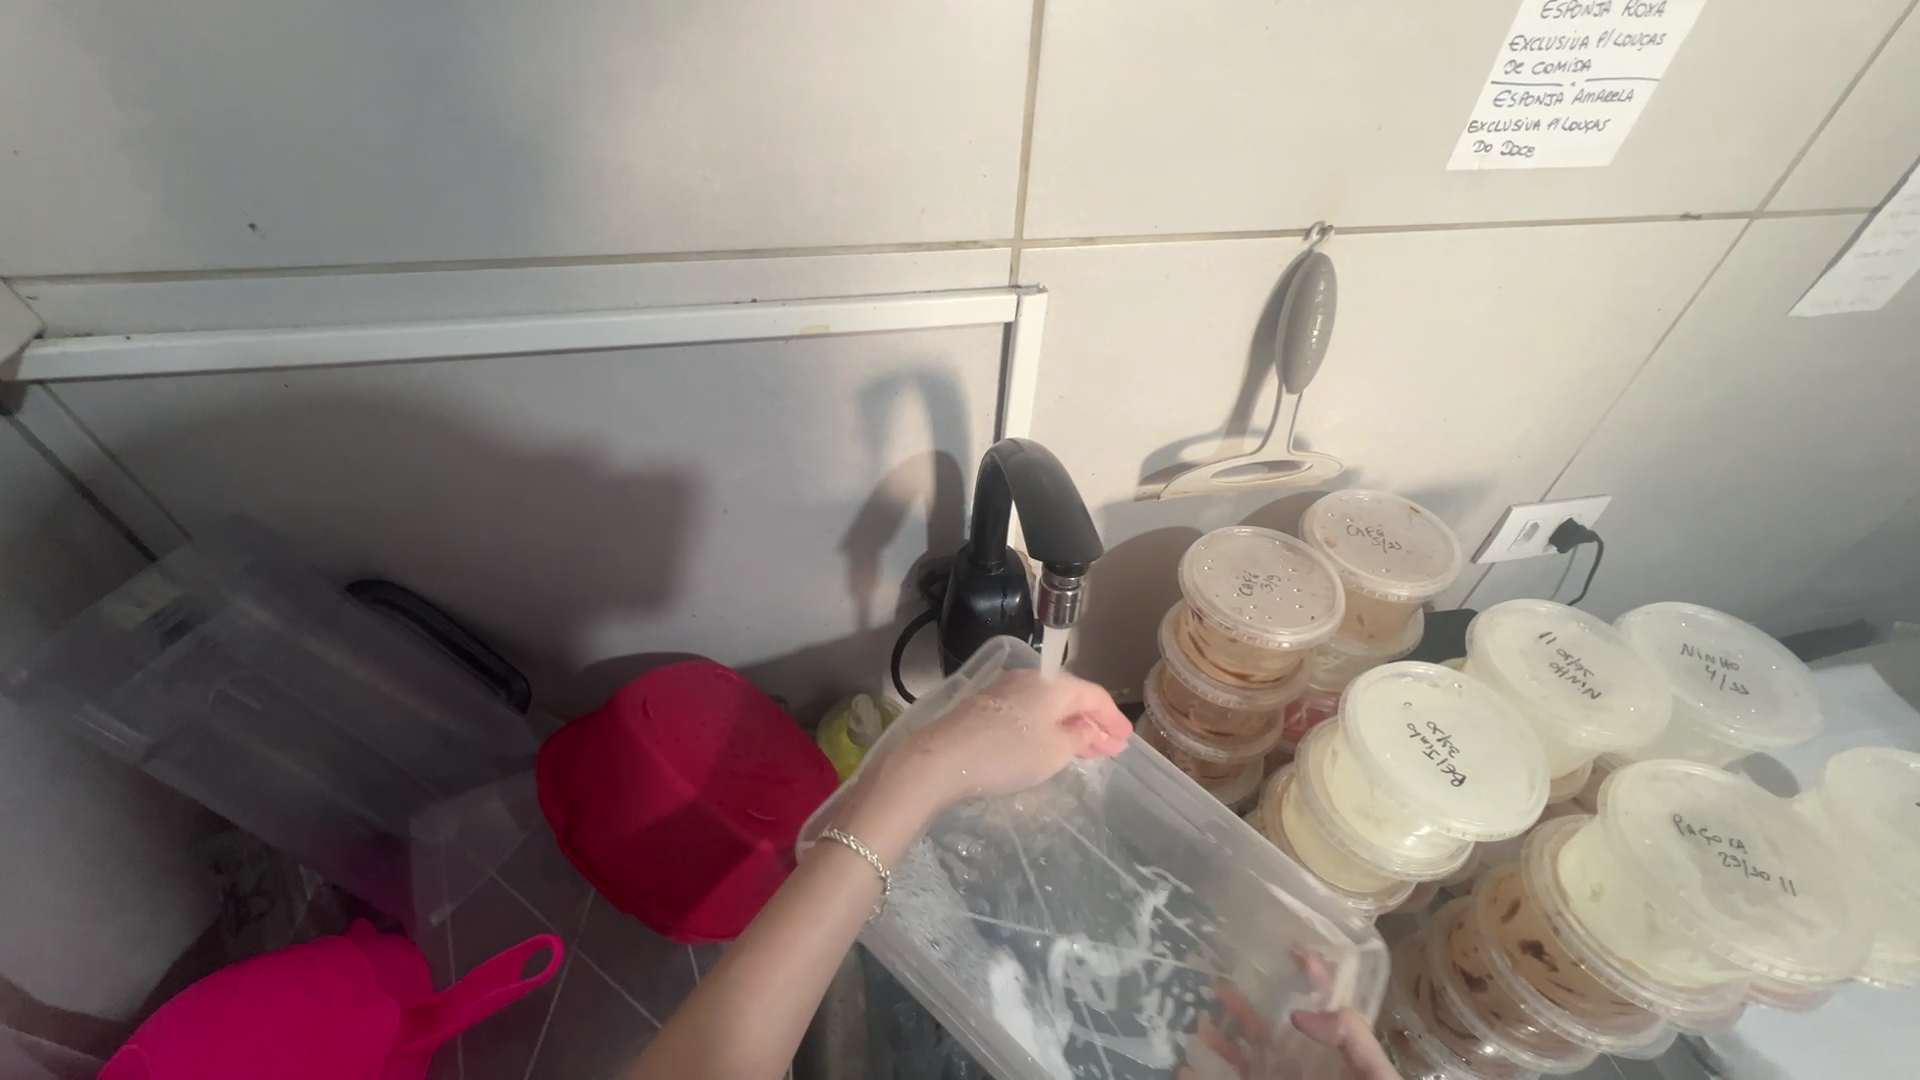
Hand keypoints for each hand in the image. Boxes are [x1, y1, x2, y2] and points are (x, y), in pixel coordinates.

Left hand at [892, 667, 1130, 808]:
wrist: (943, 757)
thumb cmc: (1007, 753)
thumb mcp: (1055, 751)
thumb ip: (1078, 737)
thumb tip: (1088, 728)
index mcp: (1053, 684)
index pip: (1094, 694)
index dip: (1113, 718)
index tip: (1126, 740)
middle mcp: (1029, 679)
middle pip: (1070, 697)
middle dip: (1093, 723)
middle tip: (1111, 747)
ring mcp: (1005, 691)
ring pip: (1048, 706)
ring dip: (1070, 726)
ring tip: (1087, 749)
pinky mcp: (986, 707)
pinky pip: (1029, 713)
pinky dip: (1047, 728)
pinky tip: (1051, 745)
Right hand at [1177, 953, 1395, 1079]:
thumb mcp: (1375, 1077)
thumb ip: (1351, 1037)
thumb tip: (1300, 1013)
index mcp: (1332, 1050)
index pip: (1322, 1002)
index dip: (1312, 972)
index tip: (1294, 948)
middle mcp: (1300, 1063)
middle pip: (1268, 1023)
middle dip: (1242, 1002)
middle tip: (1219, 984)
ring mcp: (1276, 1079)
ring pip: (1242, 1054)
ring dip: (1218, 1038)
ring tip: (1200, 1026)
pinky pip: (1228, 1079)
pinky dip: (1201, 1075)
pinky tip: (1184, 1070)